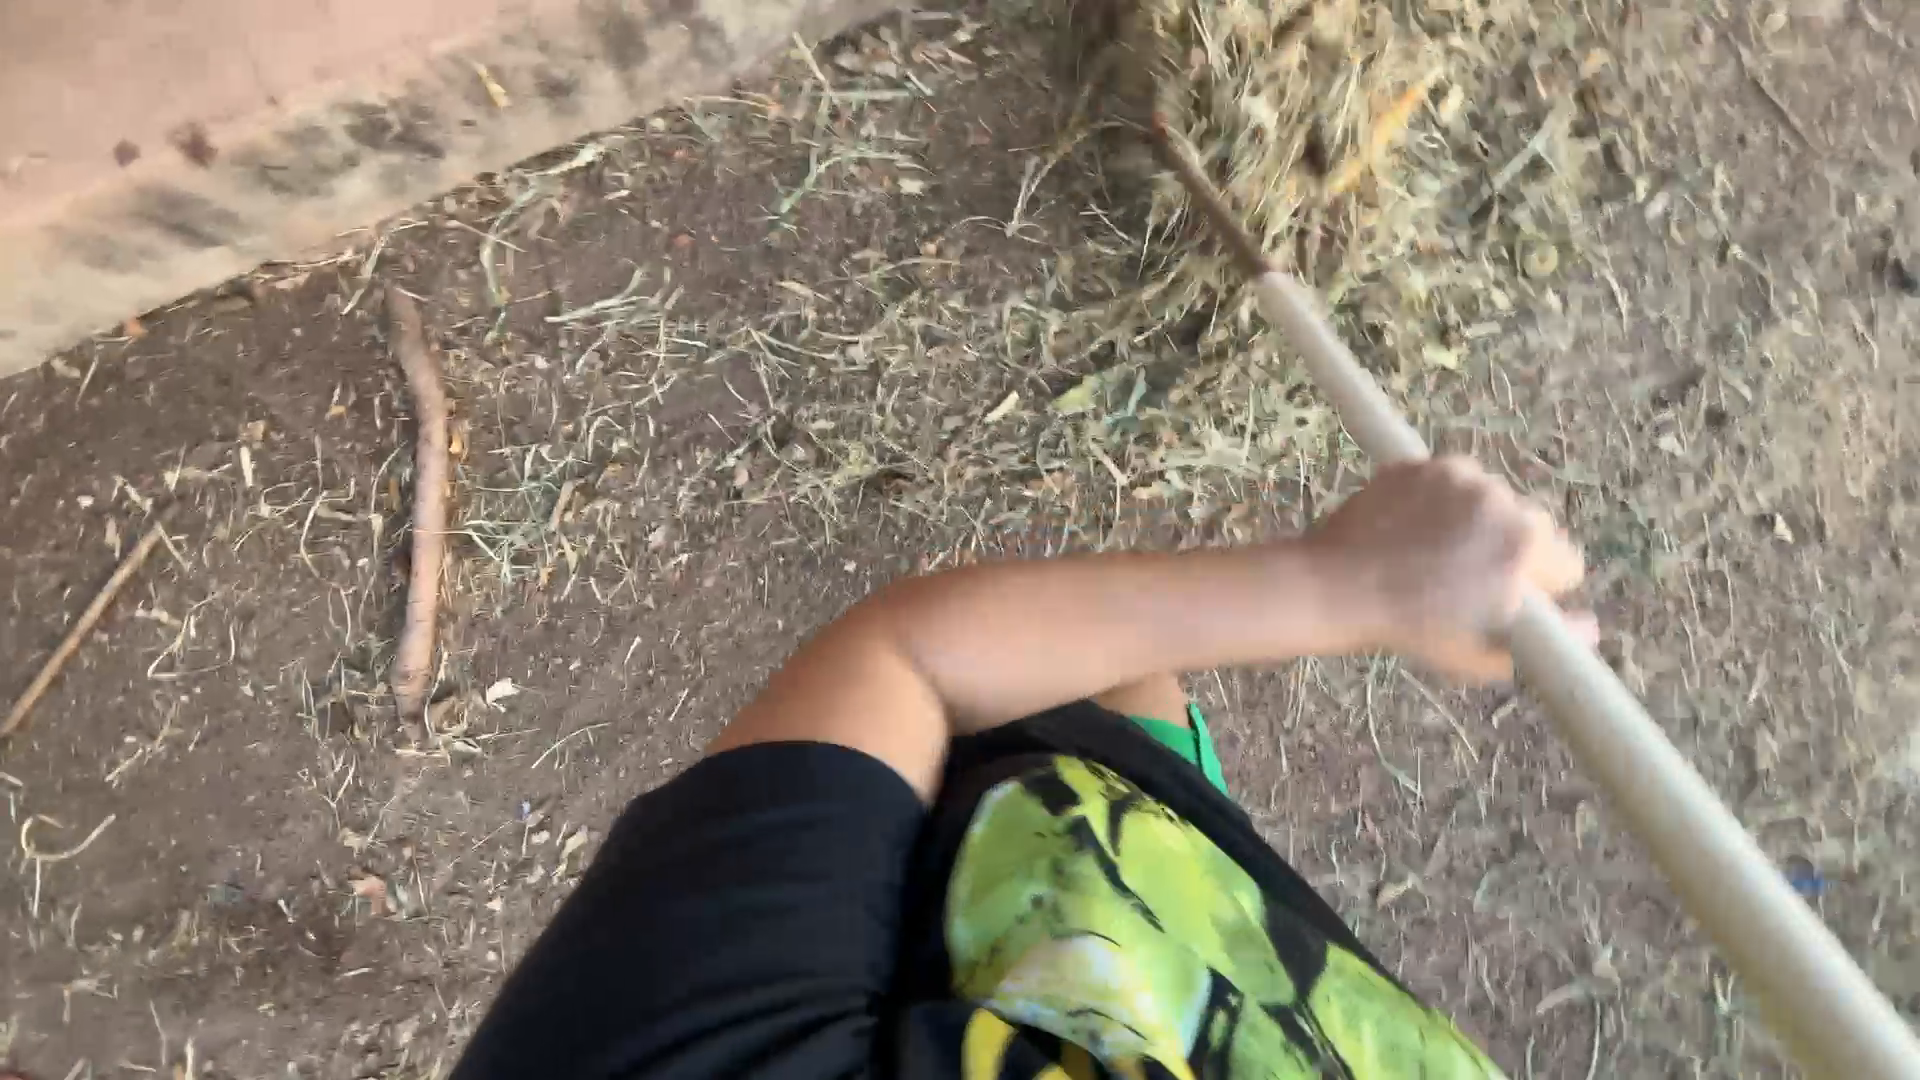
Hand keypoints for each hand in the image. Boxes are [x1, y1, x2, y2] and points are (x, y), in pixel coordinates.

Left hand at [1305, 456, 1593, 681]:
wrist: (1333, 589)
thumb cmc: (1405, 628)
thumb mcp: (1479, 656)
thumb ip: (1547, 645)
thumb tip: (1591, 627)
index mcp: (1527, 548)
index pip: (1565, 563)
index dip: (1534, 585)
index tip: (1501, 593)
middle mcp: (1499, 503)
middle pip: (1527, 526)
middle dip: (1502, 547)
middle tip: (1455, 571)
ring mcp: (1455, 478)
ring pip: (1485, 499)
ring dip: (1468, 518)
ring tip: (1425, 550)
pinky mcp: (1417, 465)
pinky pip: (1444, 481)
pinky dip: (1431, 498)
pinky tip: (1406, 526)